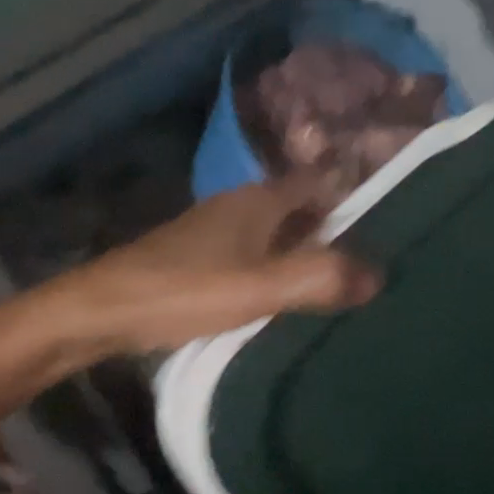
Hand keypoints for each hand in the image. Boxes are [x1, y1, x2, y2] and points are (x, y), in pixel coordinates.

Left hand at [63, 177, 380, 352]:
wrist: (105, 310)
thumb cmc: (185, 290)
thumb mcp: (259, 287)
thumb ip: (318, 278)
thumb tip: (380, 274)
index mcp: (256, 200)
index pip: (317, 184)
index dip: (351, 201)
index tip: (388, 230)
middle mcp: (237, 206)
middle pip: (297, 212)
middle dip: (330, 235)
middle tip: (371, 270)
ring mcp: (213, 233)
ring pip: (273, 237)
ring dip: (300, 258)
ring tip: (337, 292)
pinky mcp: (196, 260)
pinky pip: (250, 259)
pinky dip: (272, 274)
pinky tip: (283, 305)